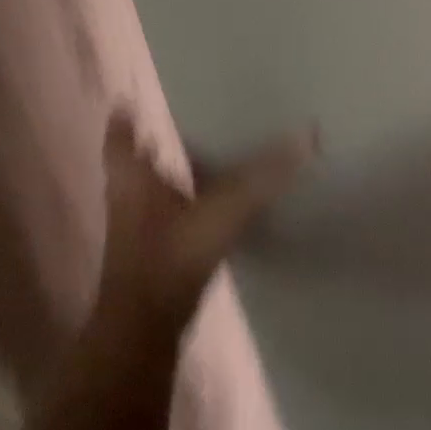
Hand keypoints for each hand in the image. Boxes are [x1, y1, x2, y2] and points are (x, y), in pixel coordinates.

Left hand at [96, 109, 317, 330]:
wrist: (143, 329)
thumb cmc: (171, 257)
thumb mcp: (225, 209)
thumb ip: (266, 174)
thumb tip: (309, 132)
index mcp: (134, 183)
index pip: (121, 143)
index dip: (123, 122)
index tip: (127, 101)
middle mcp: (131, 202)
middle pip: (139, 166)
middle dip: (156, 146)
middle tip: (185, 121)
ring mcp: (141, 232)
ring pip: (156, 193)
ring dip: (175, 176)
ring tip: (209, 155)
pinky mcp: (159, 256)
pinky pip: (175, 217)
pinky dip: (191, 205)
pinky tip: (219, 204)